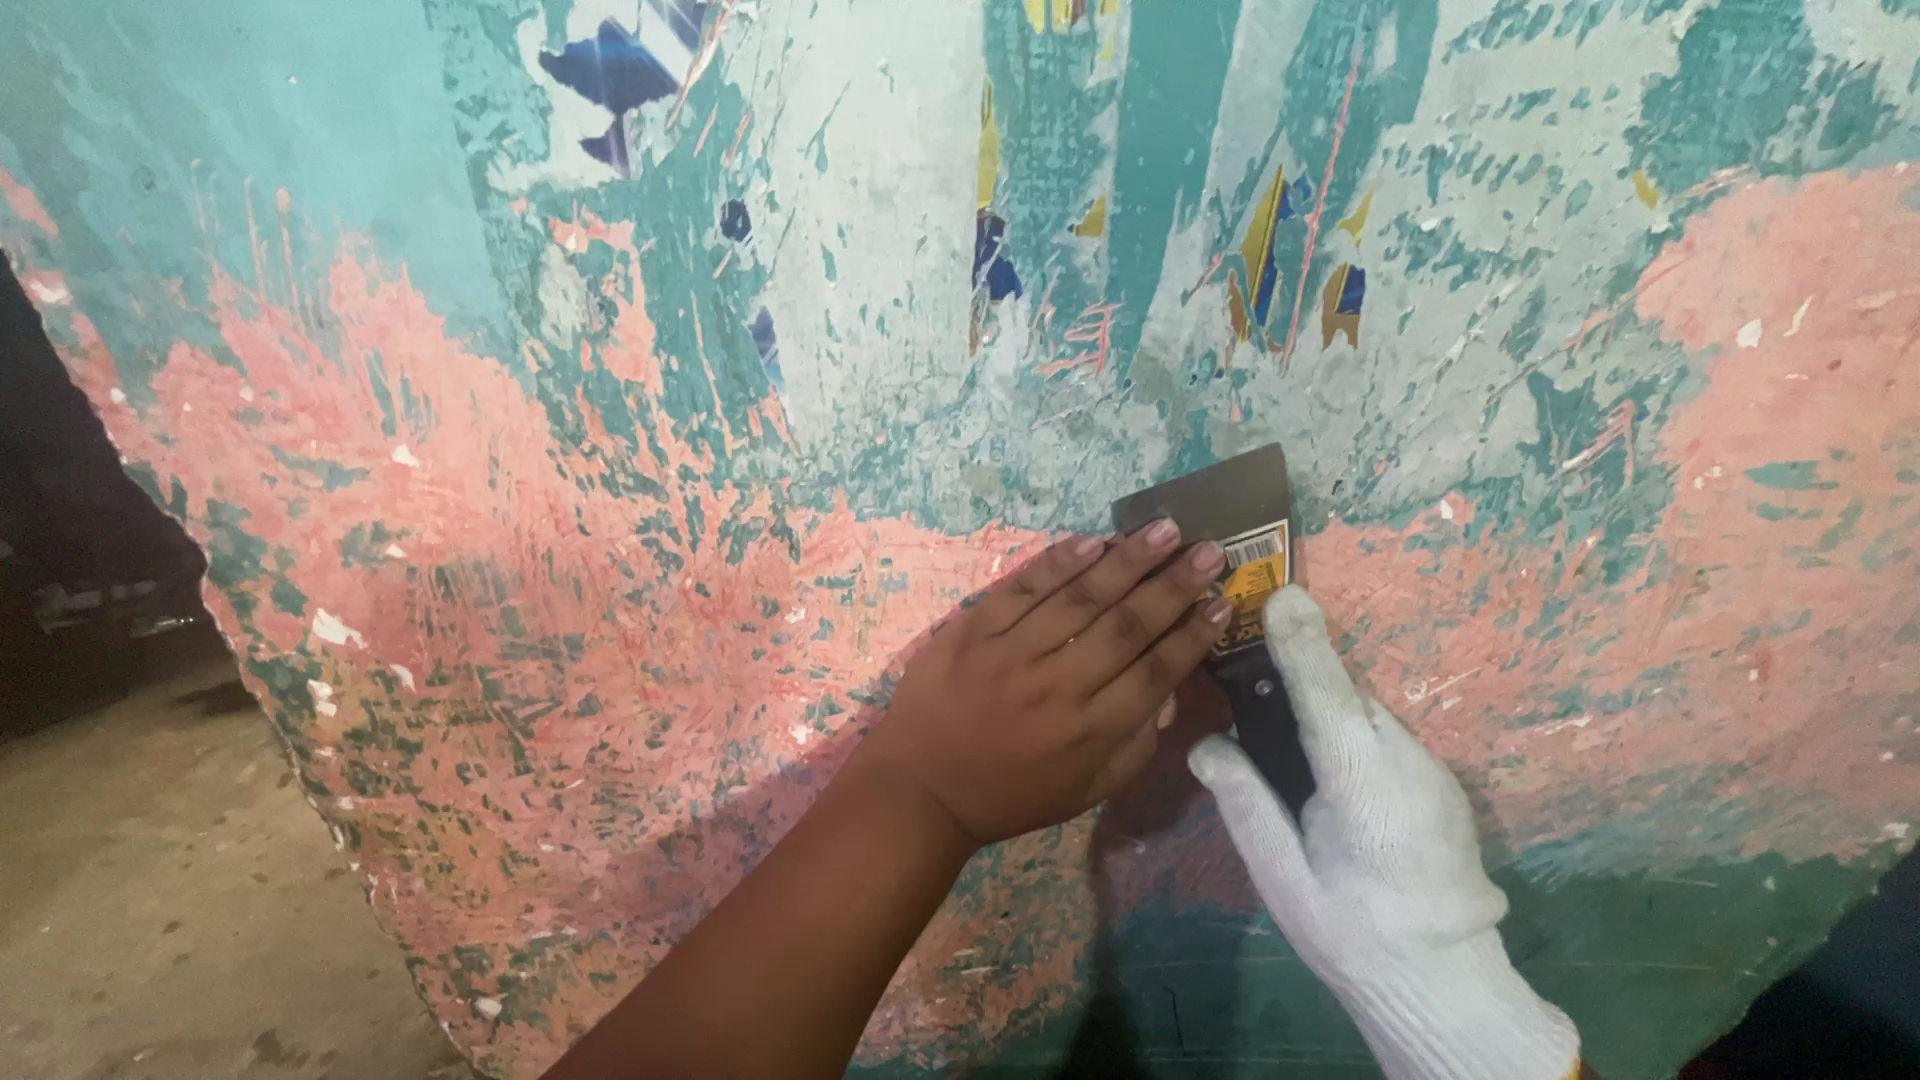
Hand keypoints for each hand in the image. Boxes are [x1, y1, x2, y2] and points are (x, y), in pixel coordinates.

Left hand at [857, 521, 1230, 847]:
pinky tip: (1091, 540)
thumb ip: (1135, 747)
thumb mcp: (1085, 791)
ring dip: (1126, 561)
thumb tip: (1170, 692)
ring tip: (1164, 530)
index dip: (1194, 635)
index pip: (1156, 672)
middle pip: (1127, 626)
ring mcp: (1012, 653)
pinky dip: (1058, 563)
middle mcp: (1058, 687)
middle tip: (1208, 551)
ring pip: (1080, 598)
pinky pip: (1023, 589)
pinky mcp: (972, 630)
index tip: (1223, 601)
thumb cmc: (1009, 795)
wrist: (920, 789)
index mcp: (1091, 732)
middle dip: (1174, 586)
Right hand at [1189, 586, 1578, 1079]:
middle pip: (1346, 695)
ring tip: (1276, 724)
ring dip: (1321, 700)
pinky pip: (1380, 731)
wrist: (1447, 985)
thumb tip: (1204, 742)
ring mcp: (1433, 769)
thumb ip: (1242, 801)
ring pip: (1364, 710)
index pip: (1329, 700)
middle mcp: (1409, 765)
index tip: (1280, 595)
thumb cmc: (1350, 933)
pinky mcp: (1439, 776)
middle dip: (1300, 668)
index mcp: (1365, 791)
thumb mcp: (1280, 875)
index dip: (1302, 646)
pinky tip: (1322, 763)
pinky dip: (1346, 726)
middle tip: (1245, 657)